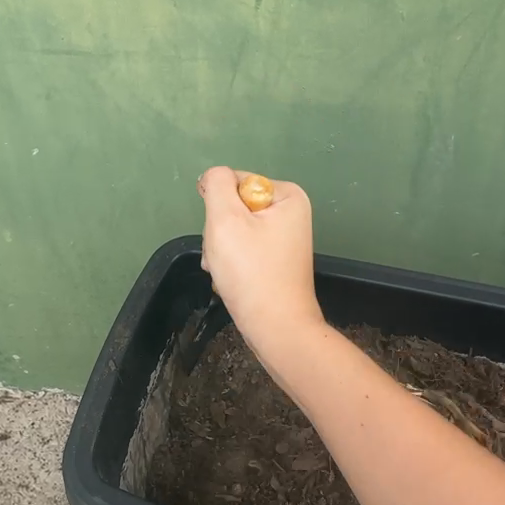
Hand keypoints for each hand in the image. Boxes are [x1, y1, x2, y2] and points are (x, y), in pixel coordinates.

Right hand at [196, 167, 322, 345]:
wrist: (276, 328)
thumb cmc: (251, 272)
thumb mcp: (225, 219)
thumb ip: (216, 185)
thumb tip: (214, 176)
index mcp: (287, 195)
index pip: (234, 182)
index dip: (220, 207)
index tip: (225, 235)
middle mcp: (290, 211)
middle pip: (234, 206)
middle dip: (221, 231)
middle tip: (224, 255)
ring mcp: (284, 237)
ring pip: (234, 229)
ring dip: (221, 248)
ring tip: (226, 270)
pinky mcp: (276, 258)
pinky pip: (243, 247)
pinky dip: (231, 262)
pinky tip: (231, 279)